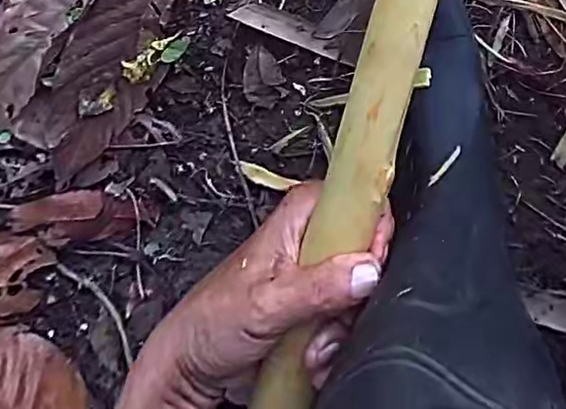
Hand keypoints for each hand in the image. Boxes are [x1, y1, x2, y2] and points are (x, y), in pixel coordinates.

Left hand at [119, 182, 392, 408]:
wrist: (190, 364)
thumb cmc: (211, 320)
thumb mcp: (267, 302)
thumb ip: (319, 286)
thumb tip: (367, 270)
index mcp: (302, 212)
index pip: (362, 201)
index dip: (374, 235)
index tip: (368, 269)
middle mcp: (312, 236)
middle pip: (366, 252)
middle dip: (355, 296)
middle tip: (331, 318)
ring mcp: (314, 271)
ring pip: (359, 290)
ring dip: (342, 327)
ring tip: (312, 345)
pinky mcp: (314, 302)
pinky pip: (345, 317)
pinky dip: (335, 341)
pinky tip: (312, 355)